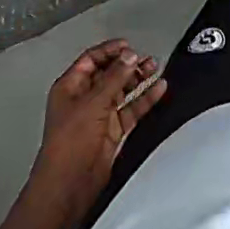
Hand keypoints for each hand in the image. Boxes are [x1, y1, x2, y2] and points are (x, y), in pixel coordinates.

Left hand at [30, 40, 166, 206]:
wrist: (71, 182)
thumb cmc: (71, 141)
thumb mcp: (93, 102)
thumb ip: (115, 76)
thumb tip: (131, 55)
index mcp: (70, 87)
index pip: (91, 60)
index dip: (110, 50)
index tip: (130, 46)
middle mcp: (84, 98)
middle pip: (109, 73)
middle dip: (128, 64)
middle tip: (147, 59)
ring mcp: (100, 114)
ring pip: (123, 89)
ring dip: (138, 79)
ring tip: (155, 68)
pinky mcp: (113, 129)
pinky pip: (132, 108)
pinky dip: (146, 98)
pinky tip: (159, 88)